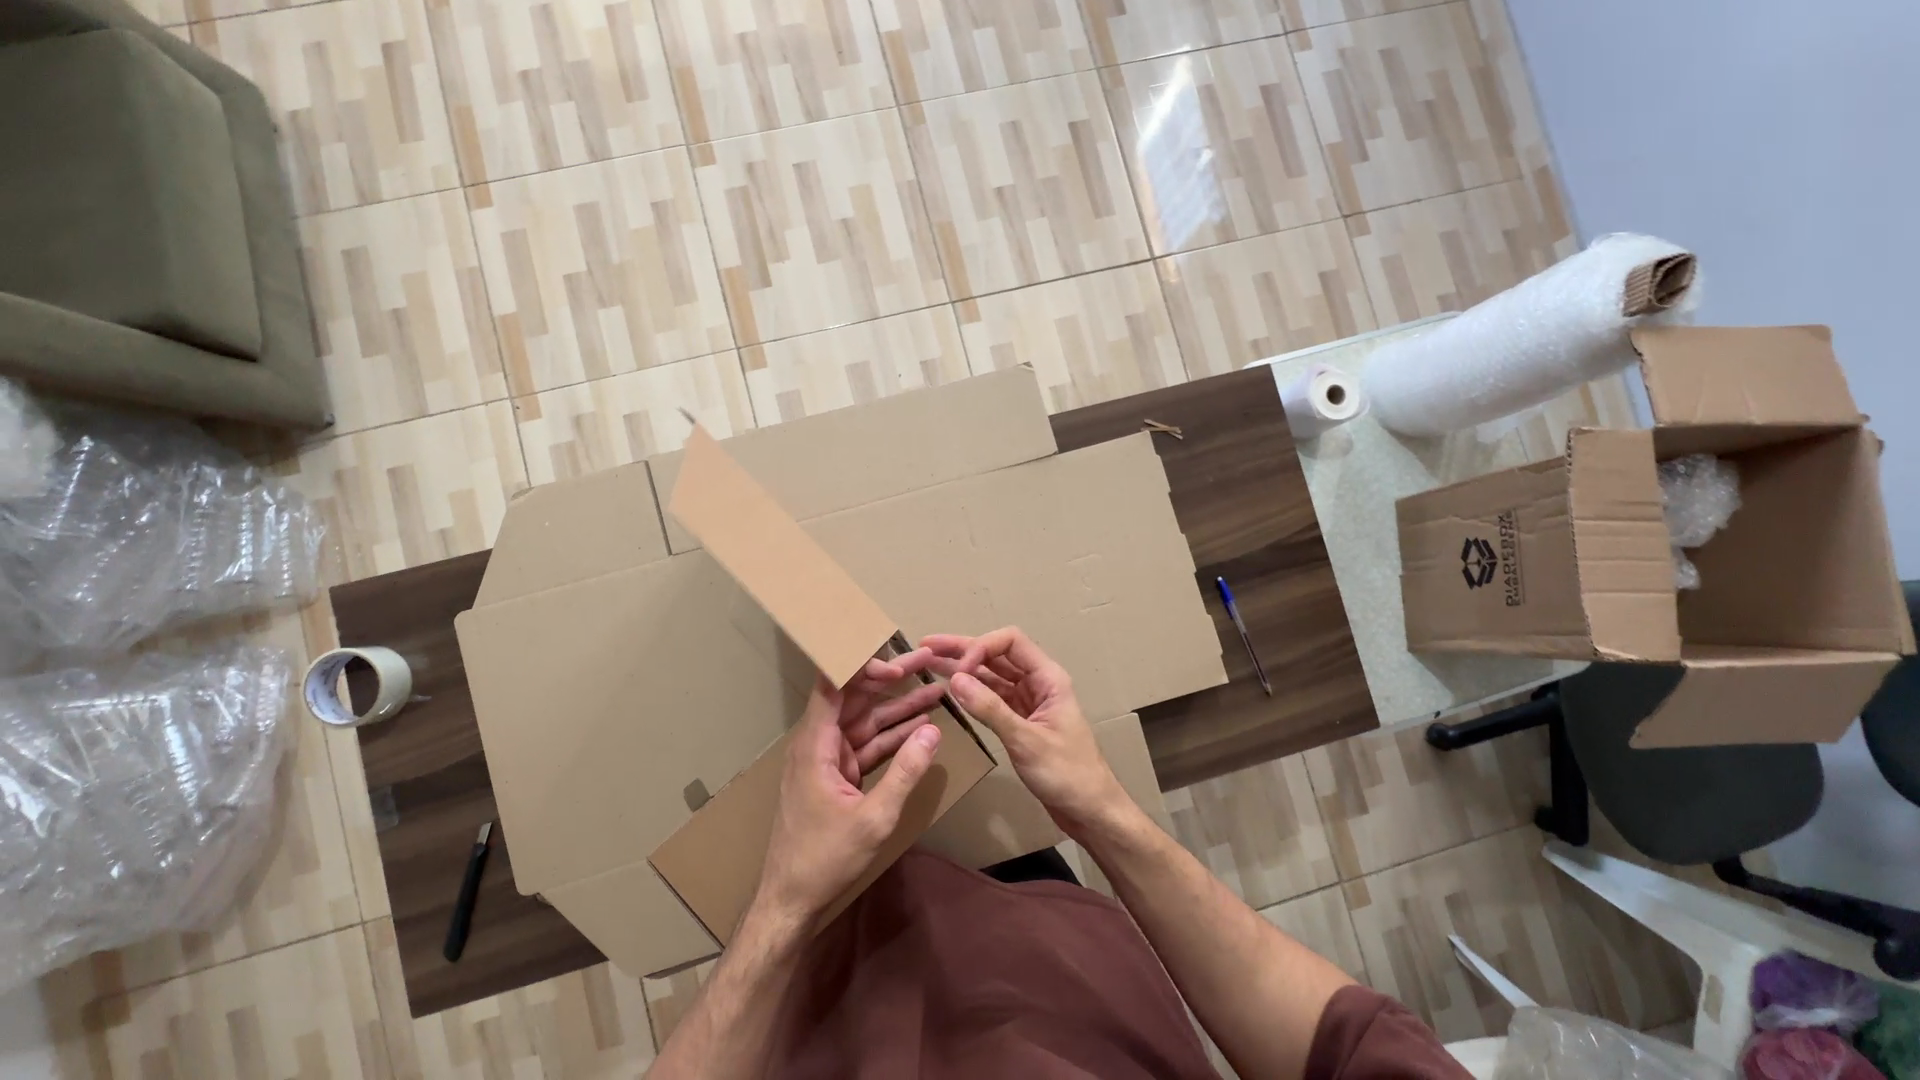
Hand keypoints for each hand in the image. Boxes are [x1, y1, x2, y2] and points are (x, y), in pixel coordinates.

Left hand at [749, 651, 945, 932]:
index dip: (864, 668)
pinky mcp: (835, 776)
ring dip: (898, 707)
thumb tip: (933, 731)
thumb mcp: (874, 817)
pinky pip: (866, 746)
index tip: (899, 664)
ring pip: (864, 721)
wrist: (791, 898)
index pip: (833, 686)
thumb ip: (905, 772)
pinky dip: (892, 737)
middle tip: (928, 661)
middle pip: (854, 698)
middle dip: (891, 679)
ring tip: (936, 688)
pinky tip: (921, 726)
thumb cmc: (825, 858)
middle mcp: (817, 743)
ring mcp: (826, 759)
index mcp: (814, 744)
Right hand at [921, 627, 1133, 839]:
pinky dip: (972, 693)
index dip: (981, 647)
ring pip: (992, 677)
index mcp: (1048, 679)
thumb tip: (955, 679)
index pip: (1010, 642)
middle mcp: (1038, 684)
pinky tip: (950, 691)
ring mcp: (1028, 703)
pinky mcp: (1021, 723)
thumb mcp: (1026, 741)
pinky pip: (992, 699)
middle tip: (925, 646)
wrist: (1091, 811)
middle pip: (997, 655)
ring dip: (964, 669)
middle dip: (963, 649)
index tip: (959, 671)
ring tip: (928, 663)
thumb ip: (990, 709)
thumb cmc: (1068, 774)